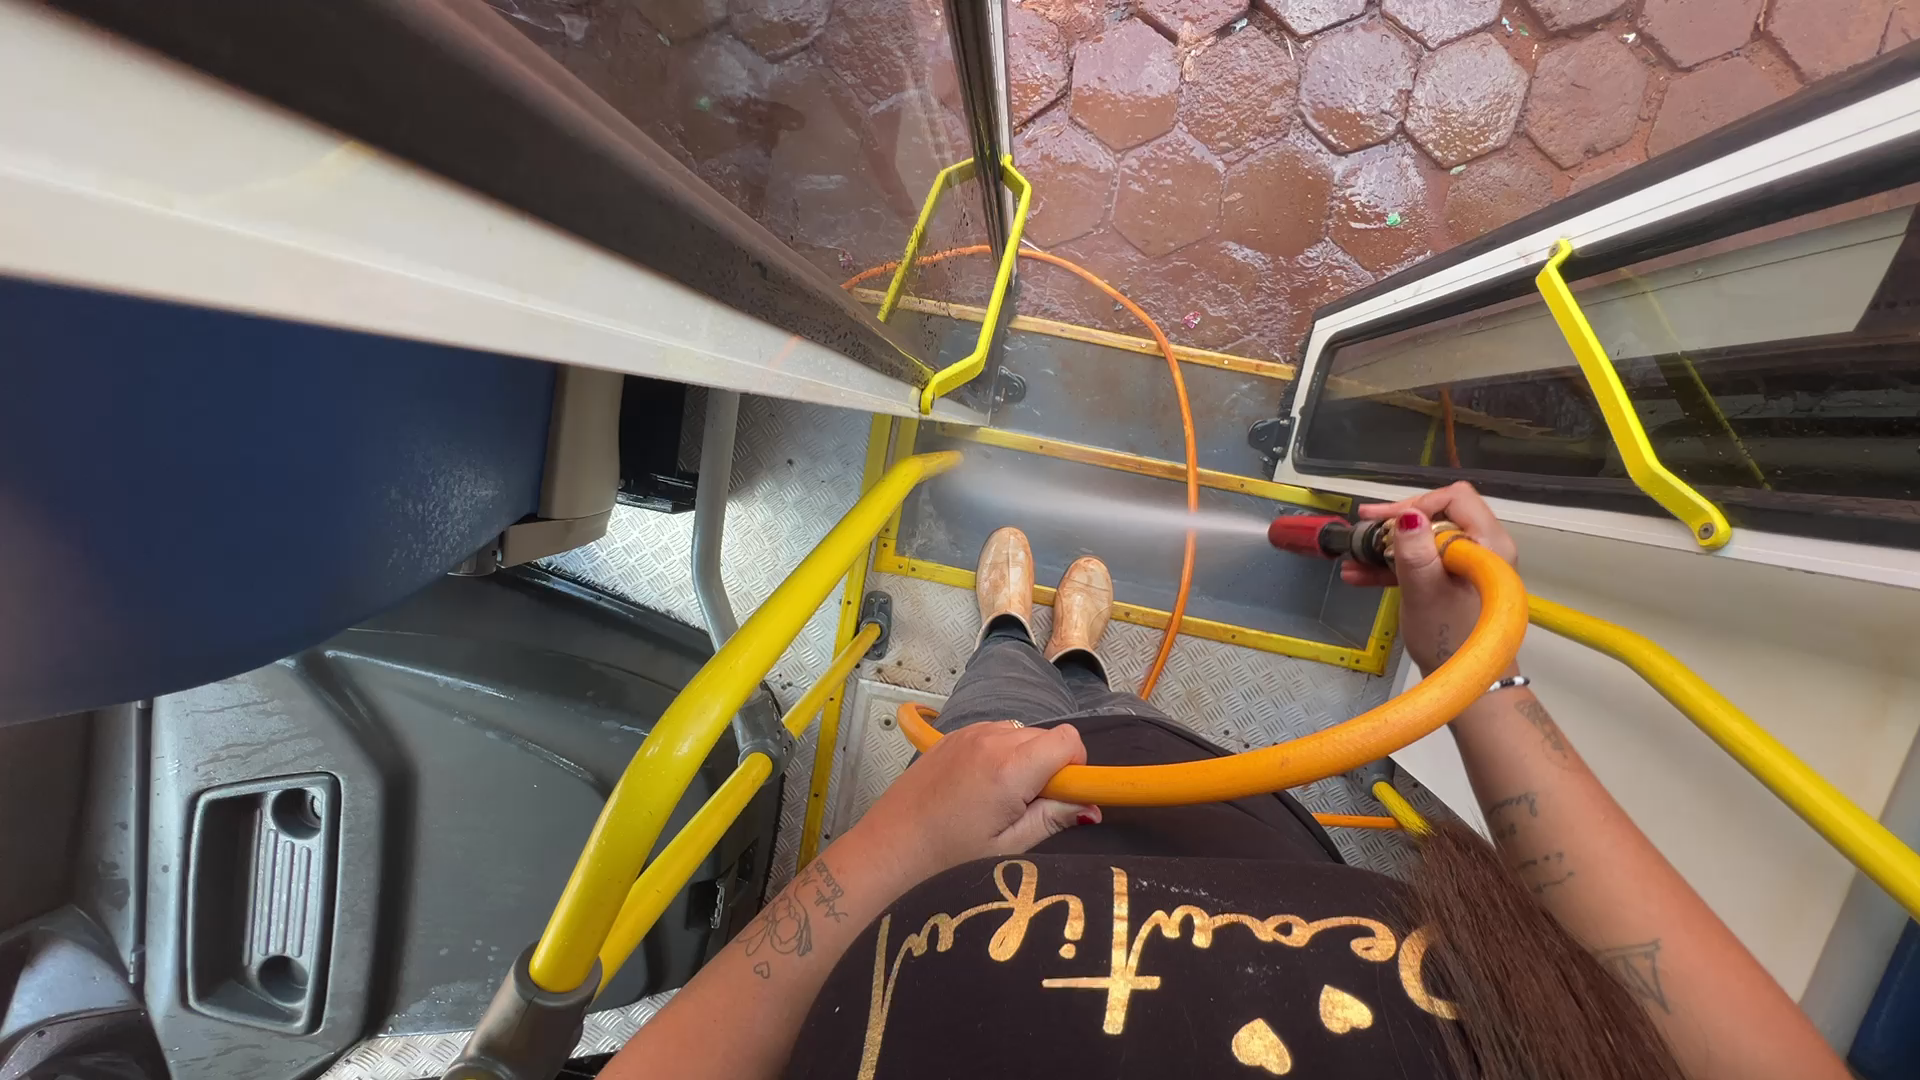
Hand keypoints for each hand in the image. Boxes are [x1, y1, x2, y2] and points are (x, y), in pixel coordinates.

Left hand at [845, 720, 1098, 885]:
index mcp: (1009, 766)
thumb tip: (1090, 804)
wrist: (887, 850)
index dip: (1076, 768)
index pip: (1069, 740)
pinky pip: (996, 734)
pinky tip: (980, 787)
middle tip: (1027, 808)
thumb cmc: (947, 859)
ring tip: (1000, 800)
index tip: (1062, 799)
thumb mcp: (1008, 848)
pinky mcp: (953, 735)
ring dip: (1025, 759)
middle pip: (1047, 737)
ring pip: (1022, 733)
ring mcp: (969, 732)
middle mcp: (992, 738)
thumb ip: (1053, 818)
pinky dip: (1001, 753)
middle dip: (1050, 767)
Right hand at [1340, 481, 1518, 675]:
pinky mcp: (1451, 581)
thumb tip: (1408, 516)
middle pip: (1437, 515)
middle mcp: (1482, 548)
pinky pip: (1420, 561)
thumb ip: (1416, 553)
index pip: (1455, 499)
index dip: (1416, 504)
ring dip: (1387, 545)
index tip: (1384, 522)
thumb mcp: (1425, 592)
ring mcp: (1467, 565)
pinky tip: (1358, 575)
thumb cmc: (1448, 637)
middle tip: (1363, 530)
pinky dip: (1391, 565)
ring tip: (1353, 557)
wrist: (1464, 682)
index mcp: (1487, 544)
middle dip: (1396, 523)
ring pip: (1424, 538)